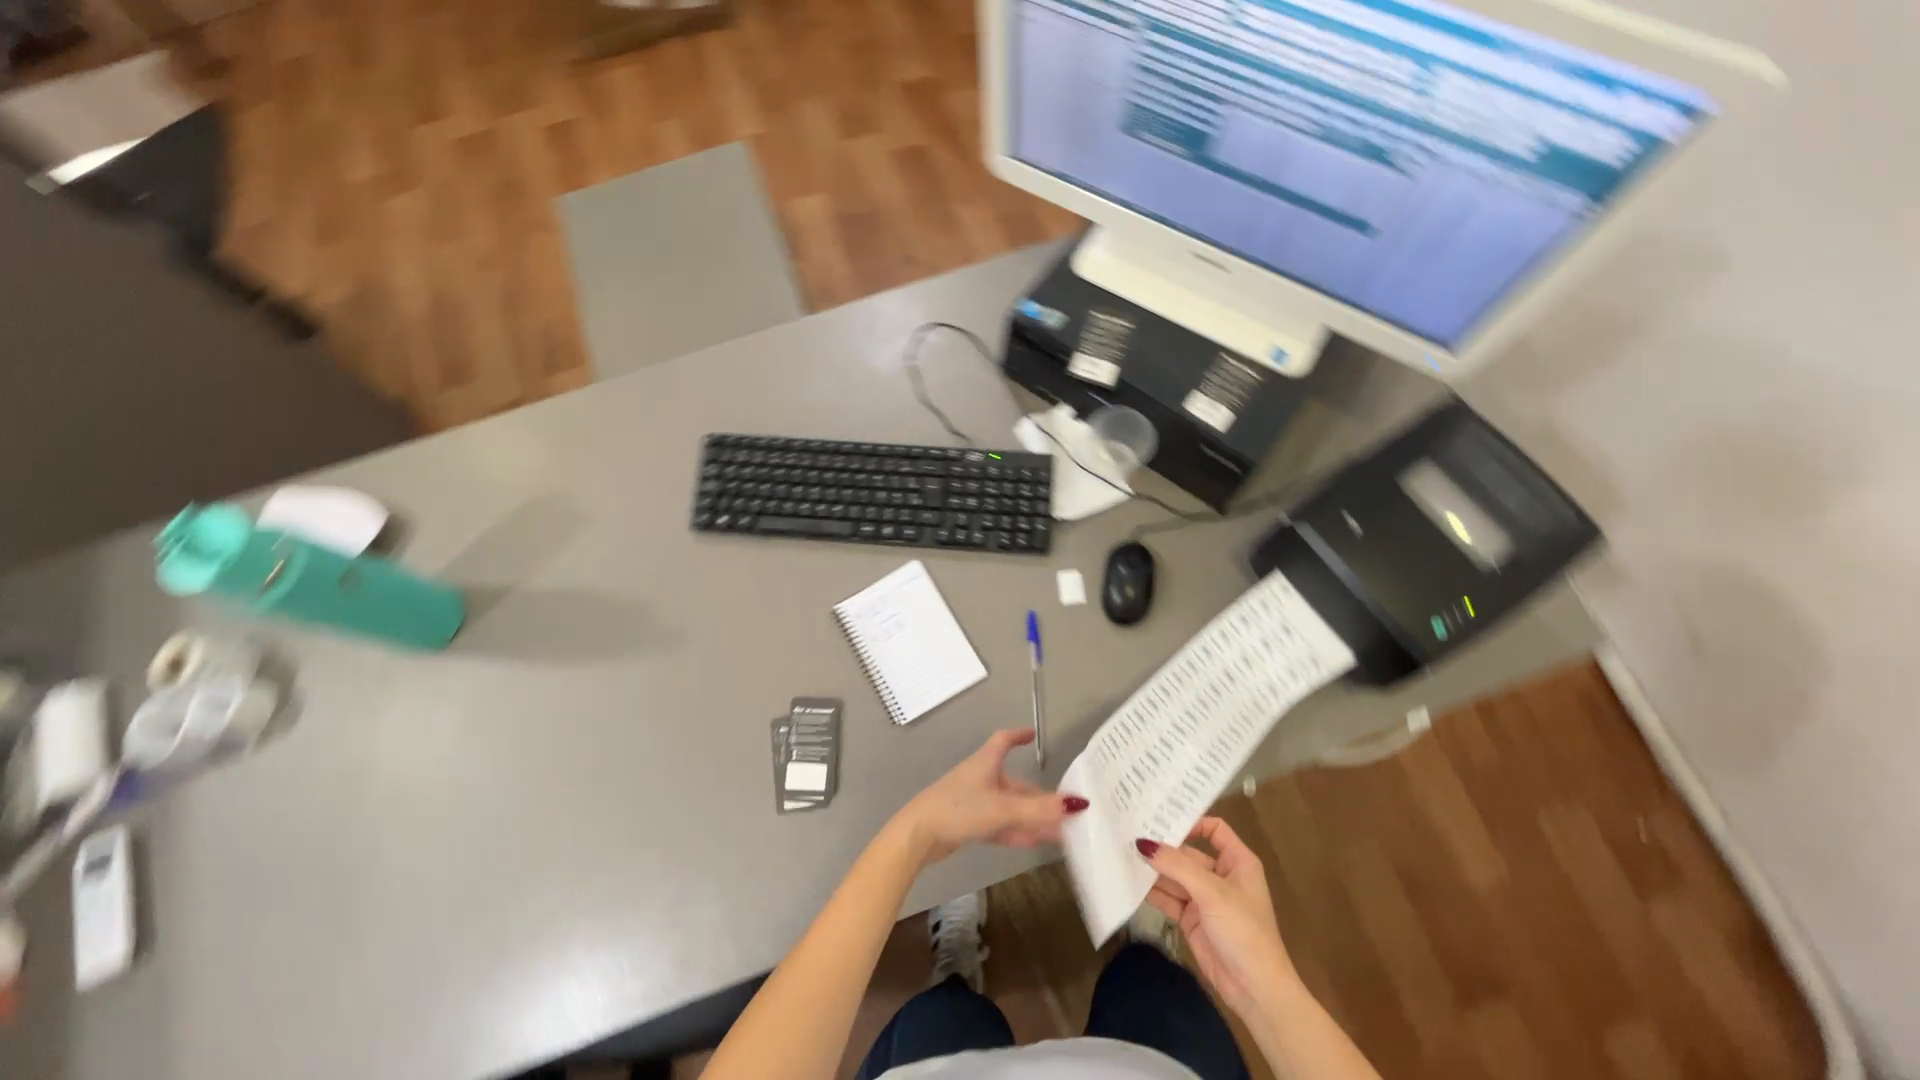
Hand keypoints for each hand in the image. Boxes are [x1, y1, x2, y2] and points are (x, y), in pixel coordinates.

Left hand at [894, 729, 1087, 864]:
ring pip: (1009, 808)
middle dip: (1039, 797)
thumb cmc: (958, 809)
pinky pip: (999, 825)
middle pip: (1014, 783)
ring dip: (1032, 818)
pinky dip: (1016, 831)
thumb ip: (1039, 809)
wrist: (918, 836)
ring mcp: (972, 802)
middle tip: (1064, 810)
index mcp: (985, 763)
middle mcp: (980, 779)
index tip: (1032, 735)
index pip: (1003, 741)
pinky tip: (1035, 842)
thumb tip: (1077, 804)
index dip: (1018, 736)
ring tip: (1058, 832)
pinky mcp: (966, 824)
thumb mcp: (1002, 808)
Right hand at [1138, 817, 1298, 1015]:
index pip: (1214, 830)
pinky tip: (1128, 881)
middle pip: (1188, 853)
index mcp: (1237, 862)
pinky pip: (1168, 898)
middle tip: (1128, 833)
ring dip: (1153, 869)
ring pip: (1174, 877)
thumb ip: (1177, 866)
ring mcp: (1204, 899)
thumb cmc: (1243, 930)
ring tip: (1121, 853)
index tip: (1160, 819)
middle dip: (1162, 847)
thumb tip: (1142, 844)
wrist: (1254, 988)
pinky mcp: (1190, 919)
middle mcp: (1220, 876)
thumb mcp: (1212, 893)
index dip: (1191, 822)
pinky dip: (1151, 891)